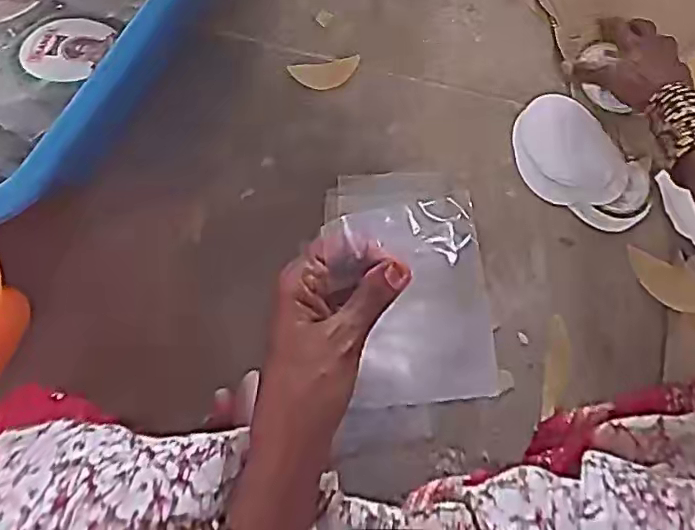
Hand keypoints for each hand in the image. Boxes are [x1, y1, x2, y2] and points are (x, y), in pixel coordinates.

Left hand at [254, 235, 409, 448]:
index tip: (396, 263)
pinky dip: (368, 302)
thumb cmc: (306, 394)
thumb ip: (371, 297)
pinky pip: (348, 303)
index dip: (366, 249)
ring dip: (373, 283)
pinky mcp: (323, 332)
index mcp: (296, 284)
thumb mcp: (344, 338)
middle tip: (404, 275)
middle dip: (373, 264)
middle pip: (342, 261)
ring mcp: (311, 312)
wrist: (291, 449)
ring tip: (402, 287)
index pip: (335, 246)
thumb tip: (396, 266)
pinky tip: (388, 306)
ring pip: (347, 283)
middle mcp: (301, 292)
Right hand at [571, 17, 689, 110]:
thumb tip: (567, 66)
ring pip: (662, 39)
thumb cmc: (639, 86)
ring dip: (654, 41)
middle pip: (643, 26)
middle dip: (635, 26)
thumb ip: (588, 72)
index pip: (618, 25)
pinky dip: (667, 61)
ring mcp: (670, 54)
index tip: (603, 23)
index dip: (609, 24)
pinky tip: (664, 68)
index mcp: (633, 42)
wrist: (672, 101)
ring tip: (648, 47)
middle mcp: (653, 42)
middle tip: (628, 29)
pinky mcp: (681, 68)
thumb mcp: (609, 79)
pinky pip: (674, 60)